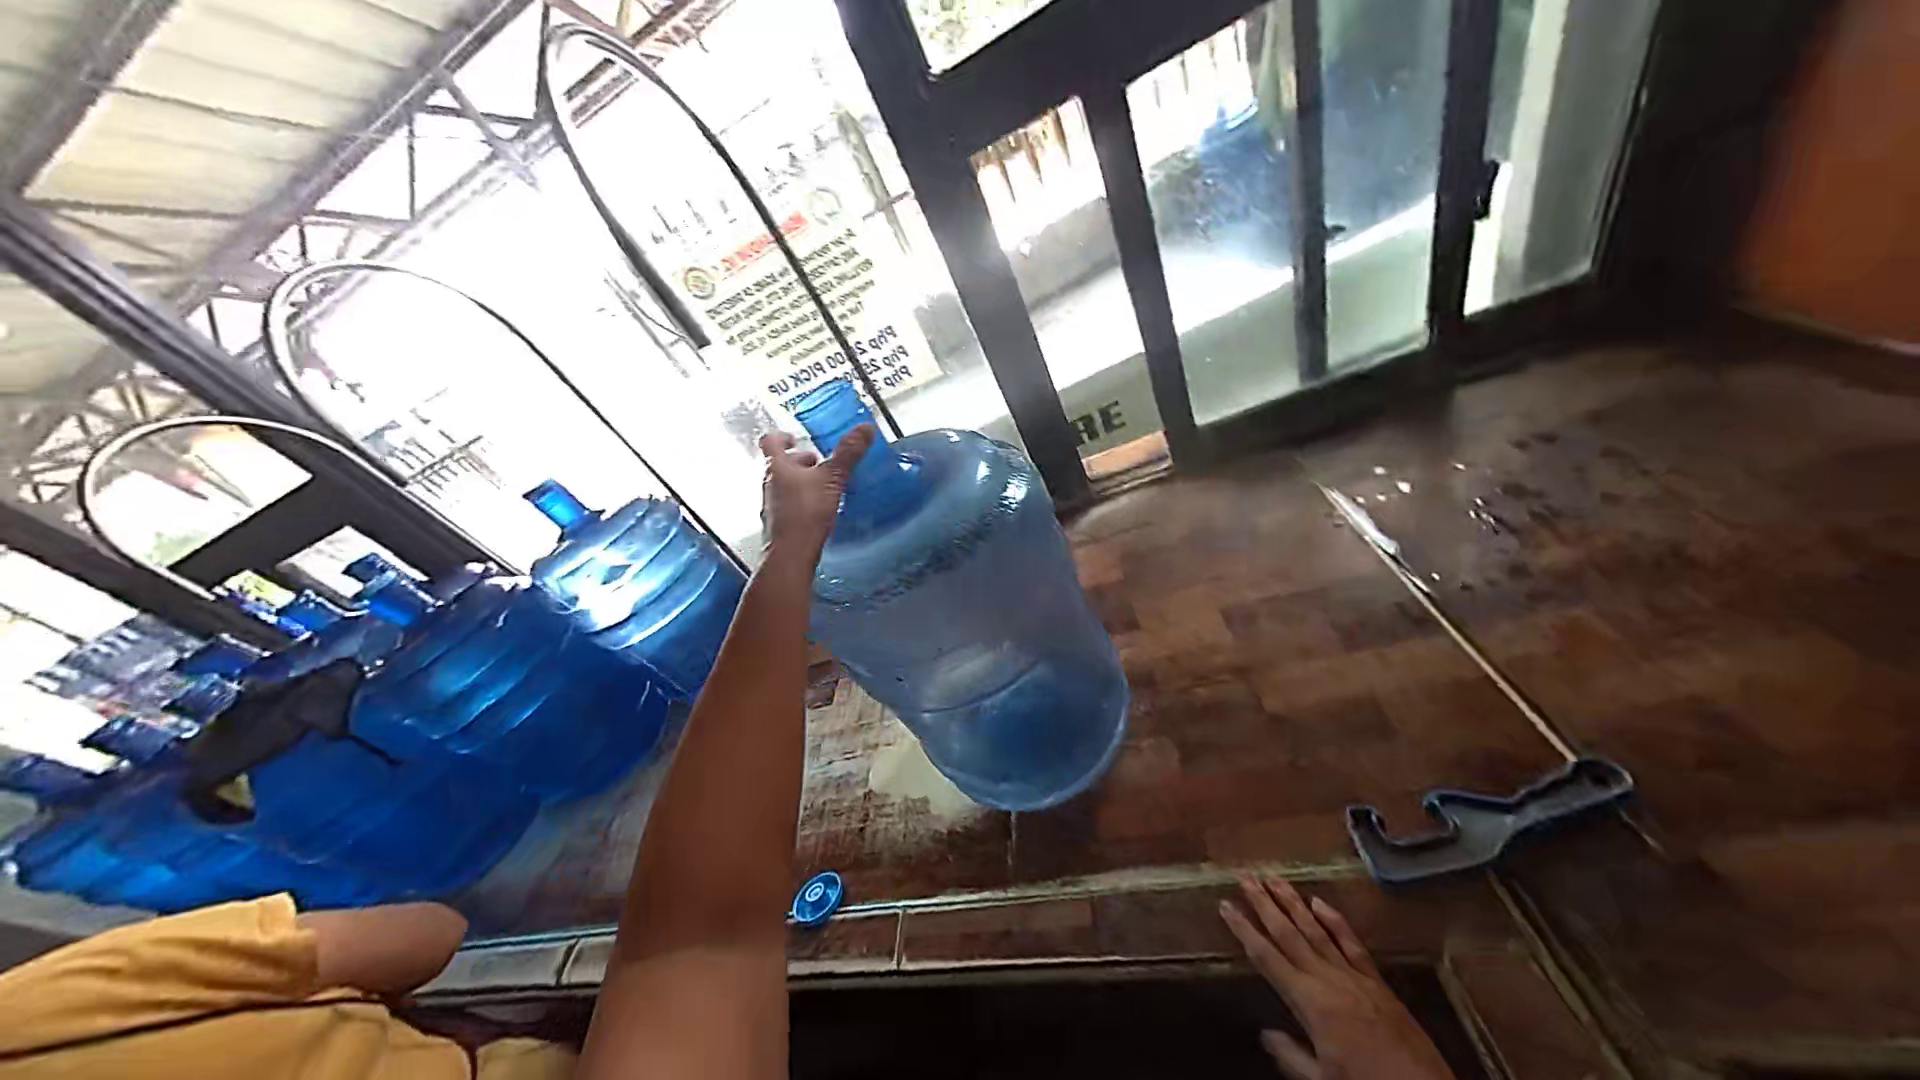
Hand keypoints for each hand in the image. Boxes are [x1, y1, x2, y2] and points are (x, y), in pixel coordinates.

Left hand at [759, 426, 873, 559]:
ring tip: (823, 486)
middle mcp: (769, 484)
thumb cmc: (805, 512)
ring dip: (801, 483)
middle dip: (799, 462)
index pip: (770, 441)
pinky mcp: (779, 526)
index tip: (794, 437)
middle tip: (818, 463)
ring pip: (784, 487)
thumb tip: (865, 428)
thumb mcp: (832, 479)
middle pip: (779, 465)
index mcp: (776, 467)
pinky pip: (790, 507)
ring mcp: (771, 507)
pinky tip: (819, 511)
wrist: (791, 554)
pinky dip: (802, 503)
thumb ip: (848, 454)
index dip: (781, 436)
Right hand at [1221, 876, 1455, 1079]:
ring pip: (1315, 931)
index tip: (1225, 905)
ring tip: (1274, 878)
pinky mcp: (1378, 982)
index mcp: (1309, 1001)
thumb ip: (1292, 1055)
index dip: (1244, 930)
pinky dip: (1335, 921)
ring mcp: (1354, 977)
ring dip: (1292, 903)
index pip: (1266, 957)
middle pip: (1288, 934)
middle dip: (1264, 904)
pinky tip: (1319, 903)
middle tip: (1245, 877)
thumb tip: (1266, 1032)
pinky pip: (1352, 944)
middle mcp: (1327, 979)